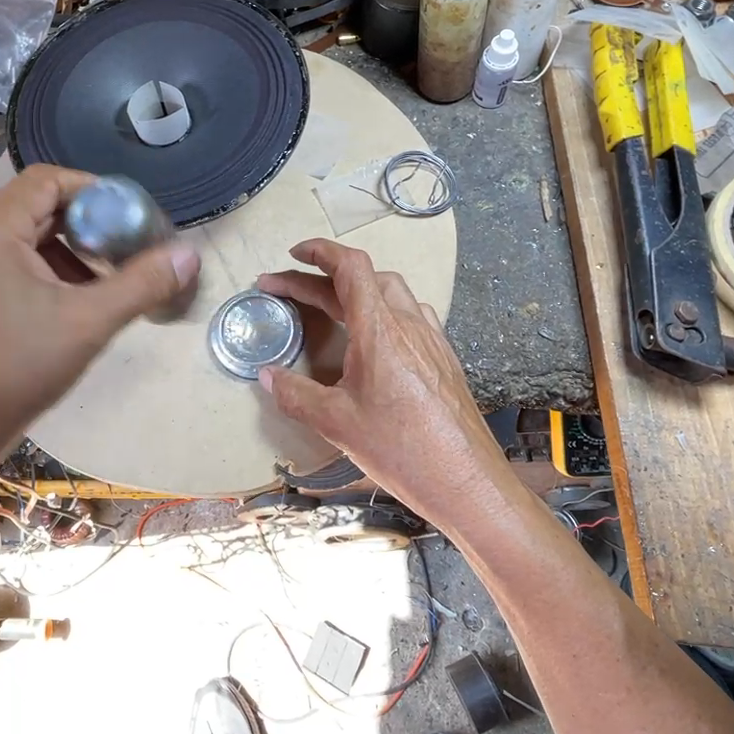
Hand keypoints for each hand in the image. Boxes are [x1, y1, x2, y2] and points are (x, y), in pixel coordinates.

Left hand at [0, 165, 200, 467]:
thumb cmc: (15, 372)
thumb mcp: (88, 324)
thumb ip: (142, 284)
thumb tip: (189, 255)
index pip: (46, 180)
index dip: (93, 190)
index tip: (129, 217)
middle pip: (33, 207)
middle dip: (83, 227)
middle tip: (121, 253)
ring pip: (19, 238)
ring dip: (63, 253)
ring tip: (97, 288)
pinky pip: (1, 263)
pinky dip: (38, 273)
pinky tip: (63, 309)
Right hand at [257, 239, 508, 526]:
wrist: (467, 481)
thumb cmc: (403, 450)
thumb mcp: (337, 424)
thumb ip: (296, 395)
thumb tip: (267, 377)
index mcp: (380, 330)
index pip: (351, 267)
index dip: (320, 251)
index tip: (293, 253)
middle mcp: (409, 324)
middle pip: (364, 278)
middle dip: (320, 278)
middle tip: (286, 290)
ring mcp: (431, 340)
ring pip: (391, 293)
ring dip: (355, 290)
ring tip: (326, 305)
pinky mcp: (443, 358)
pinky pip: (410, 316)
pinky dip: (381, 310)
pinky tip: (371, 336)